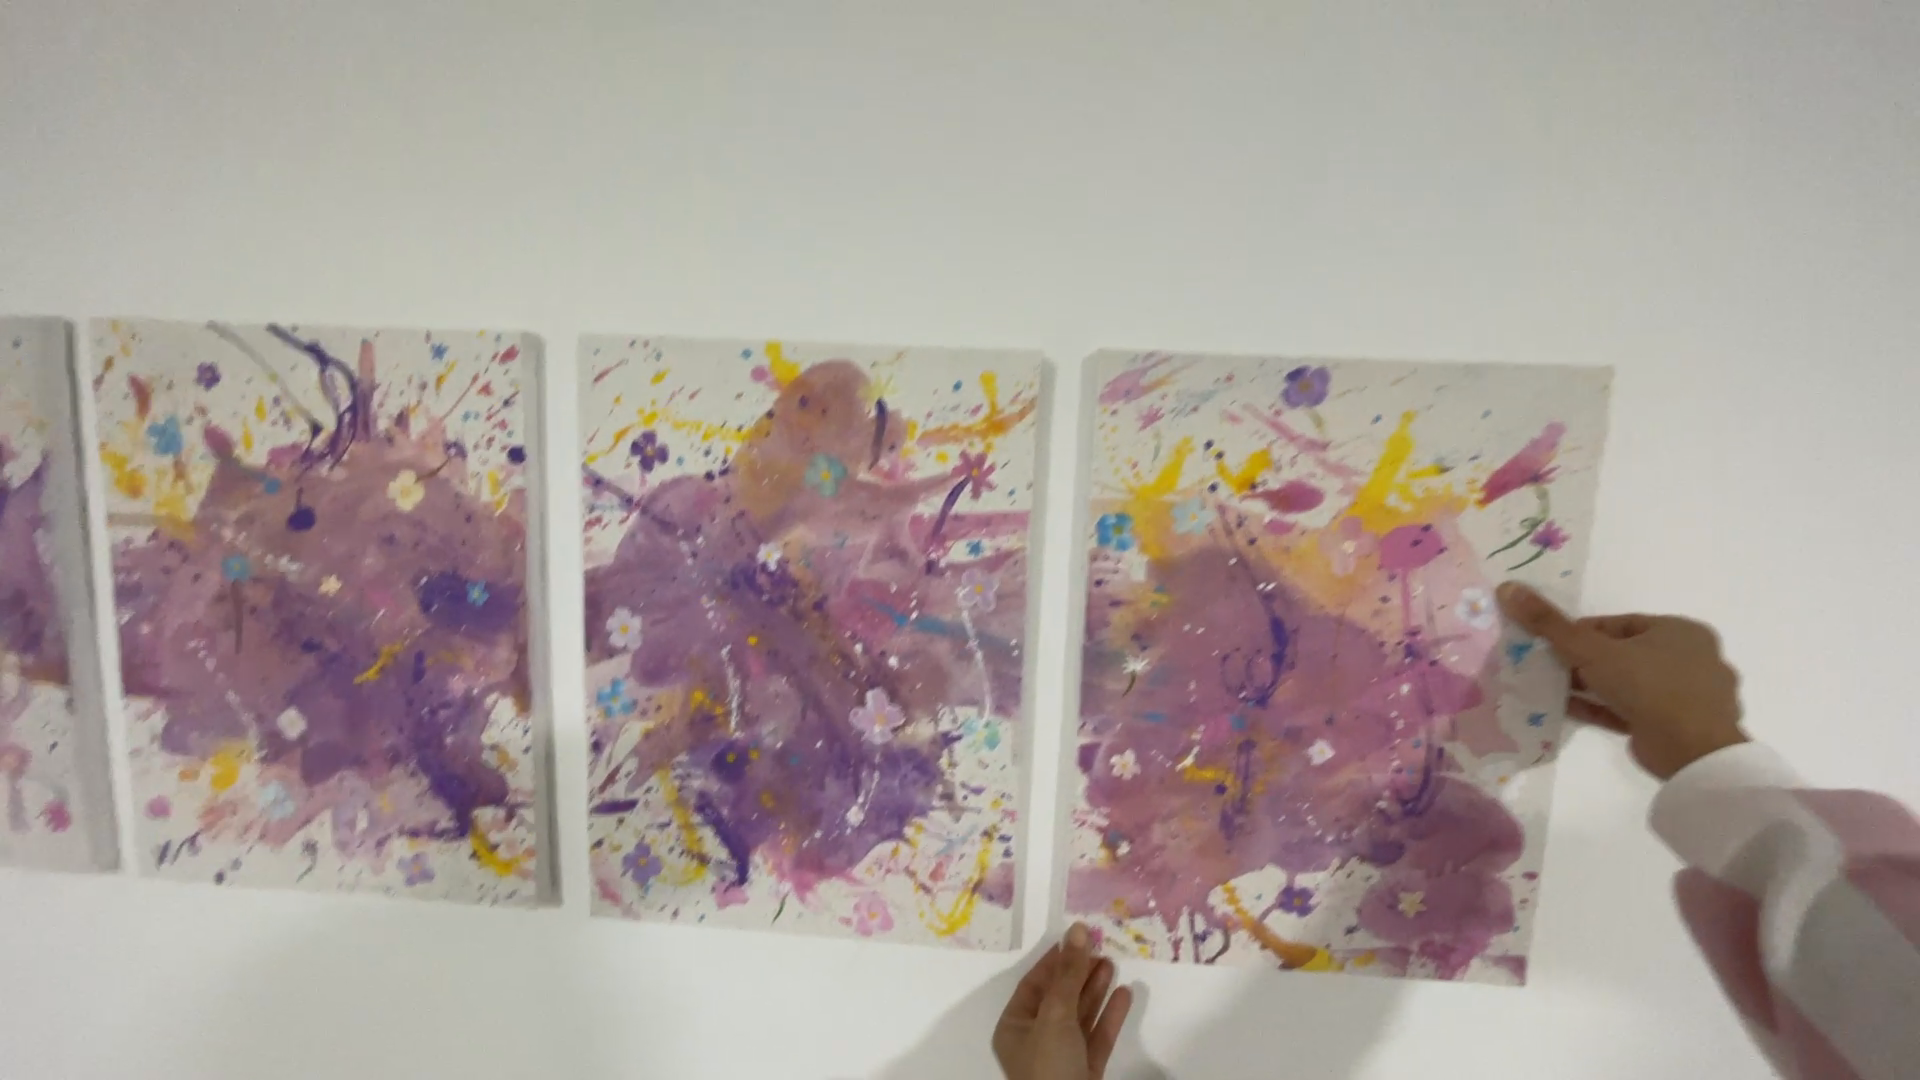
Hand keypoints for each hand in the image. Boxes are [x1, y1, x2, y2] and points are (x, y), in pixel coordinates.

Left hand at [993, 922, 1133, 1079]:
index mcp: (1014, 1027)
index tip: (1076, 938)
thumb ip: (1068, 973)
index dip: (1055, 960)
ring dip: (1096, 990)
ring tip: (1113, 962)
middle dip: (1079, 973)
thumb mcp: (1056, 1015)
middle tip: (1101, 946)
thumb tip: (1076, 928)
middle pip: (1059, 997)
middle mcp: (1036, 1041)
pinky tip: (1124, 994)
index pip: (1034, 984)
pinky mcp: (1085, 1074)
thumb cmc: (1050, 1068)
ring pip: (1080, 1016)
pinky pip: (1097, 1038)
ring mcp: (1062, 1060)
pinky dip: (1110, 1016)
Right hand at [1497, 583, 1746, 779]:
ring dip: (1589, 685)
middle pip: (1620, 653)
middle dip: (1582, 661)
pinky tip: (1568, 709)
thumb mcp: (1588, 649)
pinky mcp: (1681, 723)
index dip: (1577, 634)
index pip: (1615, 625)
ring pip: (1626, 682)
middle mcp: (1693, 658)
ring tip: (1553, 689)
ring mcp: (1690, 694)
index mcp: (1681, 632)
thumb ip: (1548, 622)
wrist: (1692, 751)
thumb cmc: (1647, 686)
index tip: (1551, 647)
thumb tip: (1508, 587)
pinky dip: (1601, 706)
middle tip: (1548, 668)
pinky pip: (1632, 708)